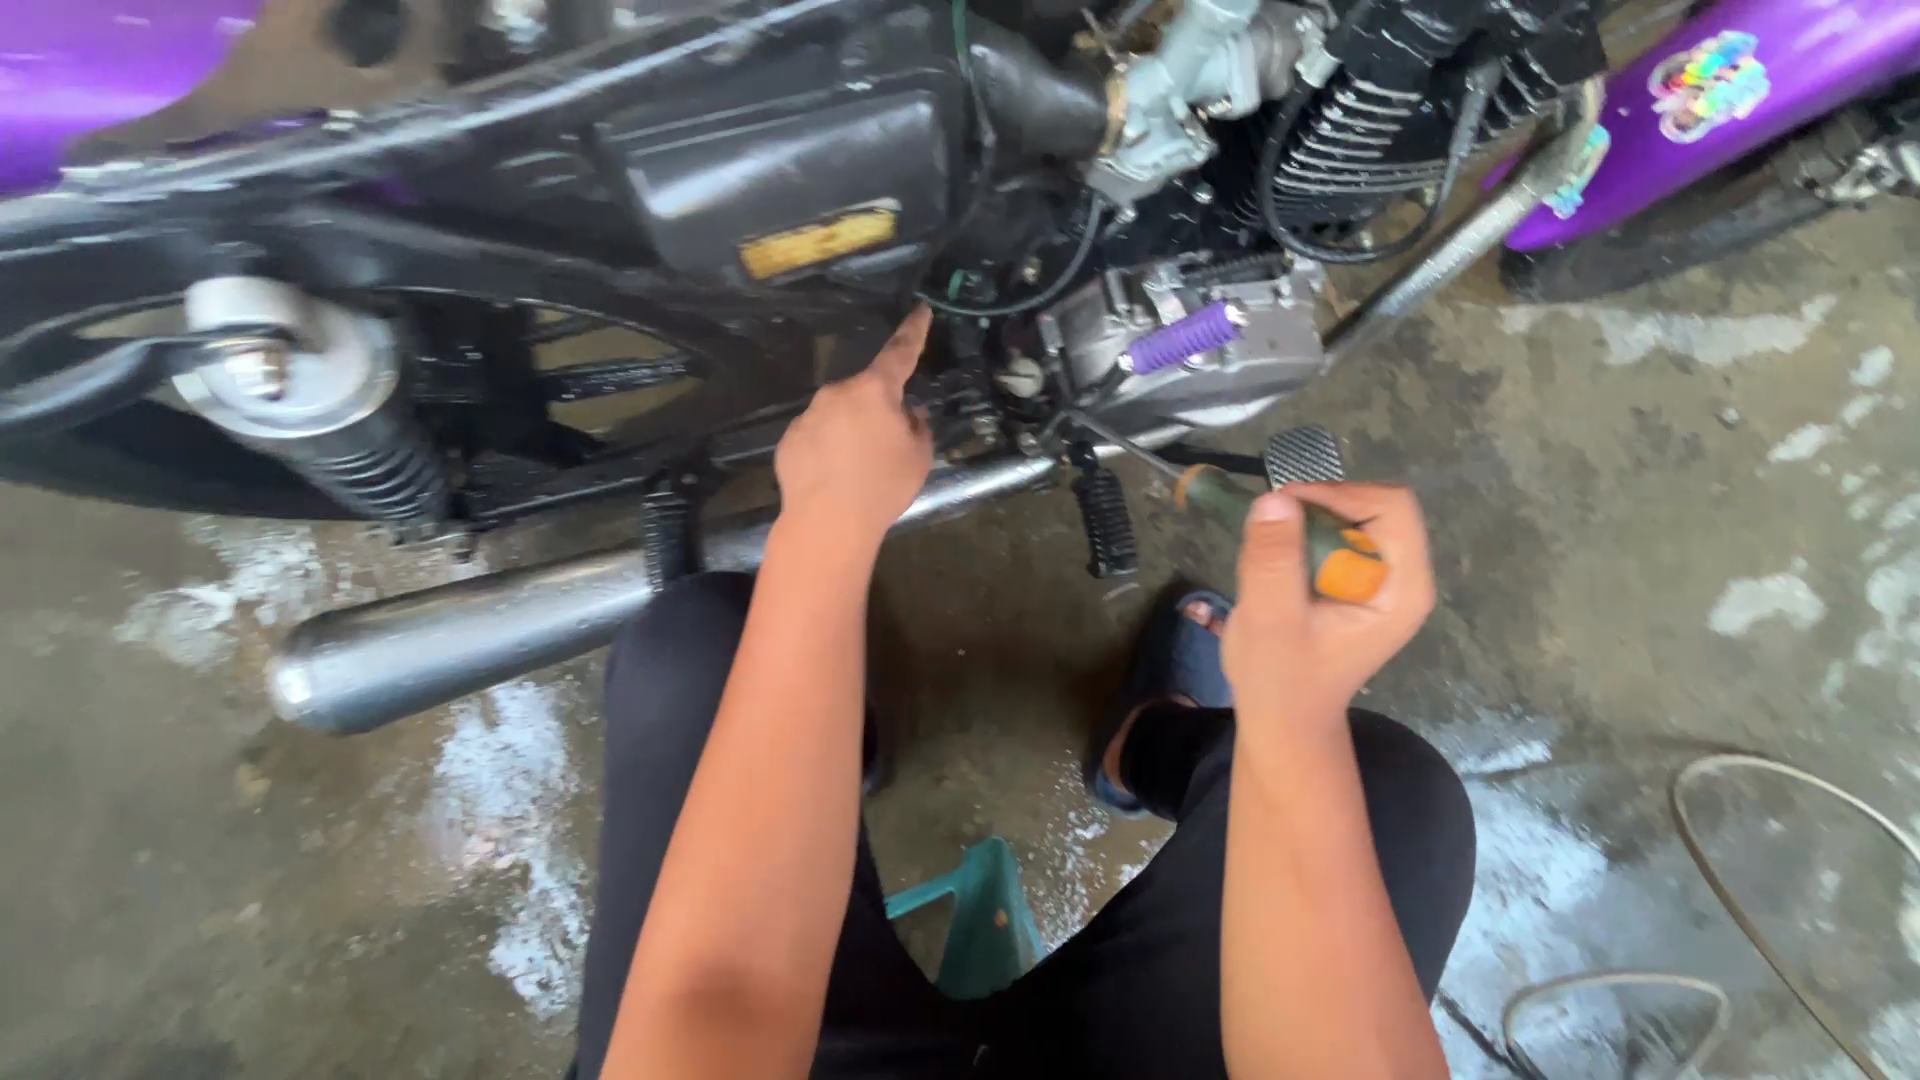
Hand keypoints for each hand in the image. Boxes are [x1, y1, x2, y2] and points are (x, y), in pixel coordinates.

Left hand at [773, 306, 935, 549]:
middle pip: (865, 393)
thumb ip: (918, 427)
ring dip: (849, 432)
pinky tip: (833, 479)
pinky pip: (816, 437)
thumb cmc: (882, 486)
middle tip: (887, 448)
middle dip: (877, 411)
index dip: (913, 331)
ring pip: (837, 416)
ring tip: (857, 472)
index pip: (899, 352)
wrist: (827, 522)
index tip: (920, 310)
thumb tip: (908, 414)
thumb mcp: (919, 458)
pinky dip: (827, 450)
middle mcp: (837, 393)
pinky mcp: (788, 440)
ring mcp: (808, 415)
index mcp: (875, 390)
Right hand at [1221, 483, 1435, 736]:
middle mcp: (1404, 578)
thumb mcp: (1269, 620)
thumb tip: (1275, 498)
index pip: (1391, 507)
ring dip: (1308, 520)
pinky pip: (1339, 535)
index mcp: (1402, 589)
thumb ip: (1273, 561)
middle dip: (1320, 506)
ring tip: (1270, 548)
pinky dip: (1306, 535)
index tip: (1283, 508)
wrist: (1283, 718)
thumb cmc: (1280, 678)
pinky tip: (1279, 562)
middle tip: (1270, 528)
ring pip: (1355, 516)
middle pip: (1375, 506)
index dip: (1338, 495)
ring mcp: (1384, 581)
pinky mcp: (1359, 583)